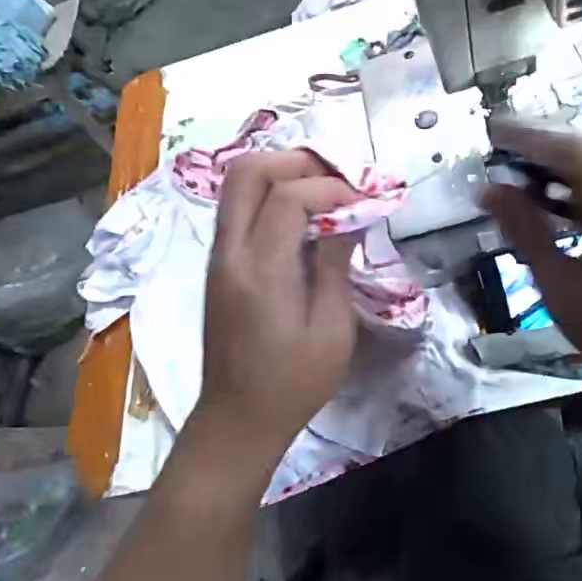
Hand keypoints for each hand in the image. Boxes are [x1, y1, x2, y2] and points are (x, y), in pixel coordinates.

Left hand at [193, 151, 360, 463]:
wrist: (237, 419)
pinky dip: (271, 195)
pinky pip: (238, 209)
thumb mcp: (332, 329)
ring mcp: (218, 257)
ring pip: (237, 185)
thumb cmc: (293, 383)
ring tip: (326, 188)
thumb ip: (336, 265)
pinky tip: (305, 215)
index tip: (363, 200)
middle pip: (247, 172)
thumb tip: (347, 218)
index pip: (288, 197)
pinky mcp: (219, 266)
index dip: (331, 187)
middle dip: (296, 161)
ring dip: (282, 173)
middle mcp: (230, 254)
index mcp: (261, 272)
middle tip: (338, 175)